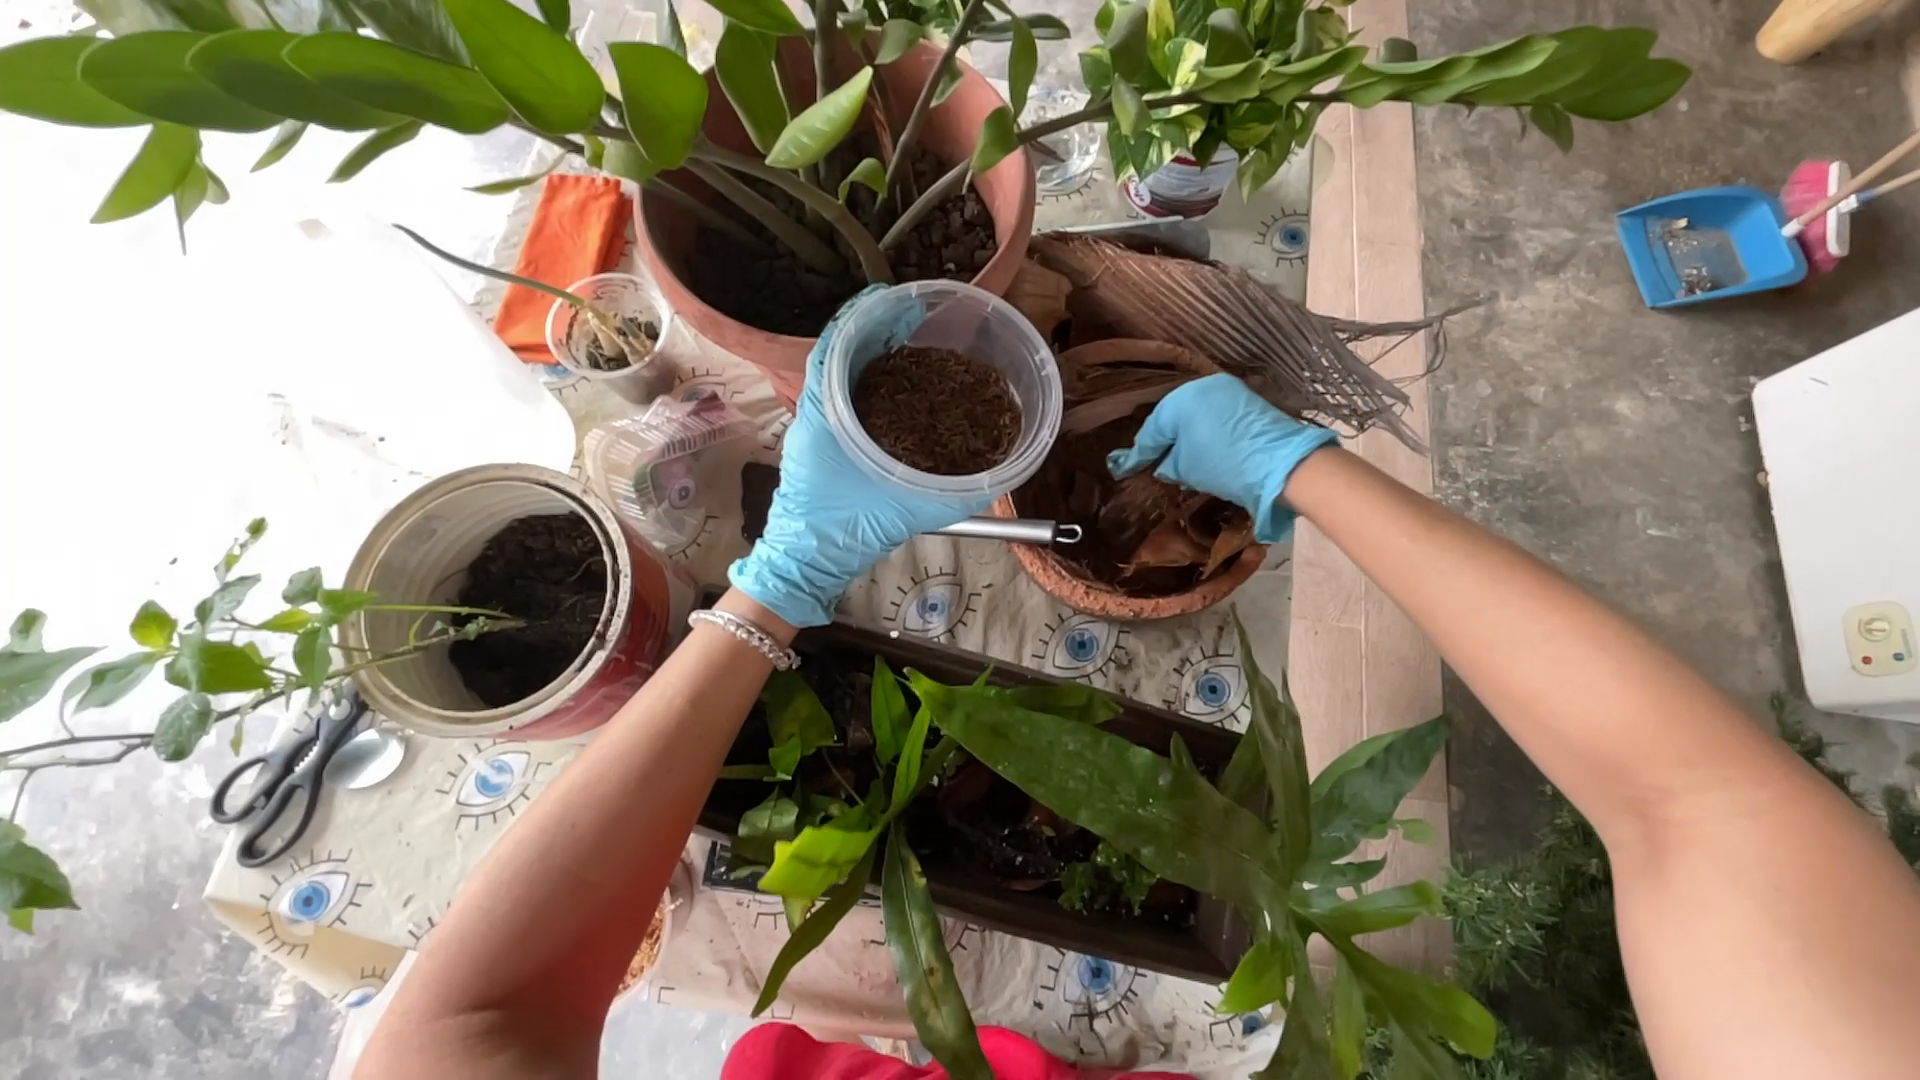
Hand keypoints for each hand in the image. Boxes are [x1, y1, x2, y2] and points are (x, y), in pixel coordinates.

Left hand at [729, 289, 992, 627]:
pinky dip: (870, 388)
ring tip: (917, 349)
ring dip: (874, 358)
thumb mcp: (905, 508)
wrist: (806, 561)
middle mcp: (816, 408)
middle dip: (881, 332)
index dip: (870, 313)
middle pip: (843, 352)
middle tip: (921, 324)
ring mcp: (815, 425)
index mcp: (825, 407)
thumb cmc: (845, 527)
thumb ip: (954, 495)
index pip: (839, 340)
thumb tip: (998, 478)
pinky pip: (844, 402)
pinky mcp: (822, 444)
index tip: (905, 303)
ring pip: (843, 376)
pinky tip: (901, 396)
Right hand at [1107, 374, 1337, 543]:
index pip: (1152, 430)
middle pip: (1172, 417)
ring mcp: (1226, 391)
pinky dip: (1203, 430)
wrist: (1282, 464)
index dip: (1138, 454)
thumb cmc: (1225, 465)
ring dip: (1185, 435)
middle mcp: (1201, 387)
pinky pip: (1213, 414)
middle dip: (1162, 440)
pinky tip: (1200, 447)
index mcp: (1179, 400)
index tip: (1124, 468)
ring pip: (1194, 414)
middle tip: (1151, 460)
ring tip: (1176, 456)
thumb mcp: (1186, 469)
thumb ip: (1168, 463)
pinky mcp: (1246, 400)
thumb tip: (1164, 463)